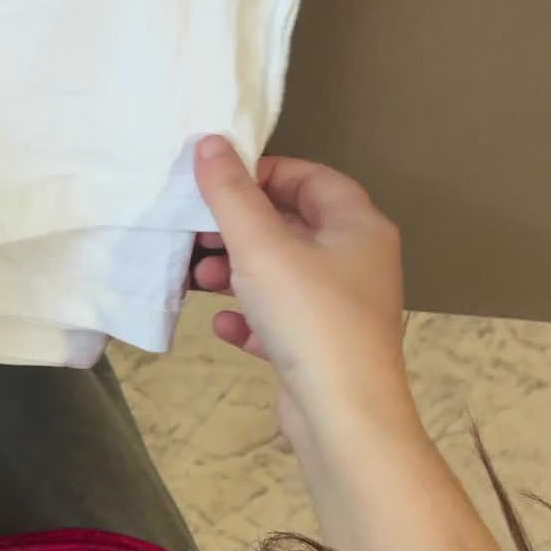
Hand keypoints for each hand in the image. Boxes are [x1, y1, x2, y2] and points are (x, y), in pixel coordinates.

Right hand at [191, 135, 412, 442]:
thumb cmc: (308, 315)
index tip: (214, 187)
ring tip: (200, 283)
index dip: (261, 175)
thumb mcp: (261, 248)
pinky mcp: (317, 342)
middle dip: (237, 231)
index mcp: (356, 226)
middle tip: (195, 238)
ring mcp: (337, 303)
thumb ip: (231, 197)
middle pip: (289, 227)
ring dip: (235, 274)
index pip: (309, 179)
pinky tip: (225, 326)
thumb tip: (209, 144)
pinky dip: (247, 316)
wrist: (339, 405)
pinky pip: (276, 316)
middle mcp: (354, 259)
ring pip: (278, 273)